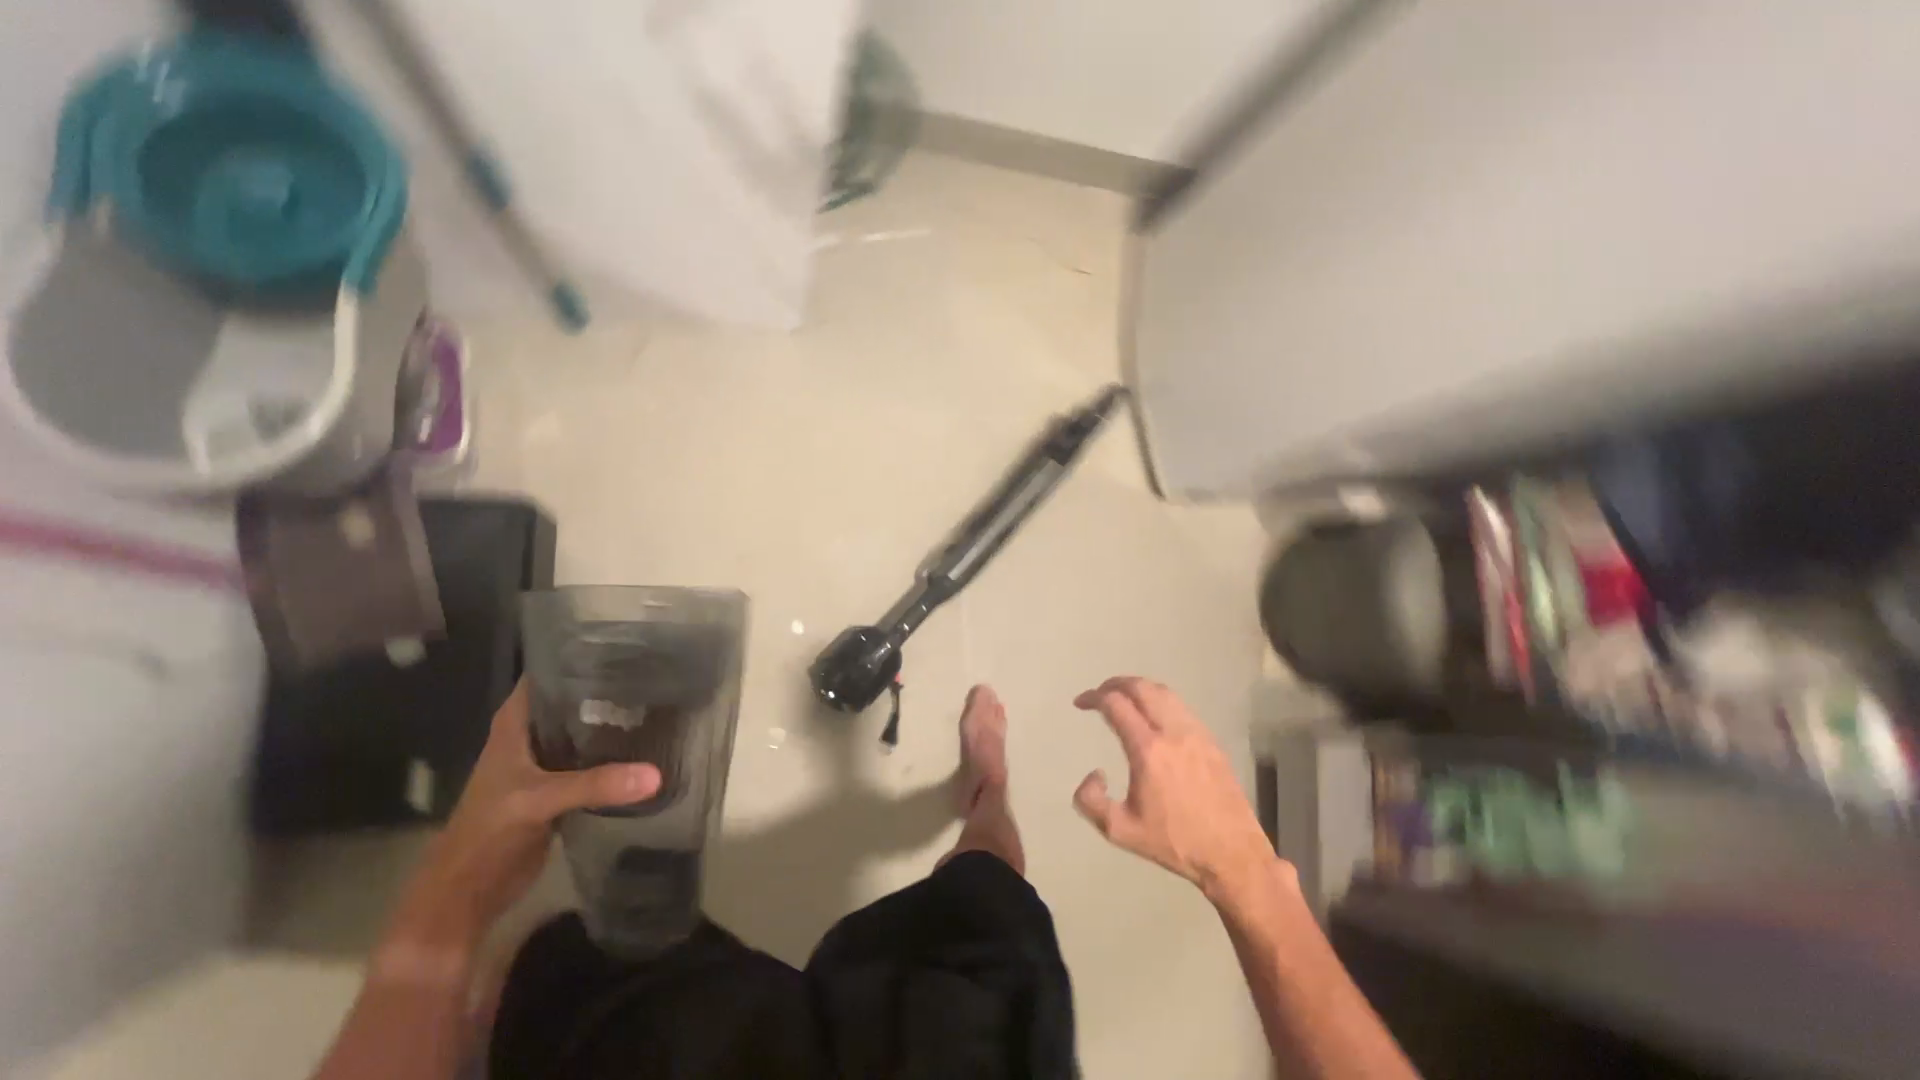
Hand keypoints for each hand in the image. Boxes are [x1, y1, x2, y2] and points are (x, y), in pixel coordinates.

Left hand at [390, 680, 661, 951]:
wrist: (469, 890)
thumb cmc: (489, 830)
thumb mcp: (540, 800)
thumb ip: (596, 785)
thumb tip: (656, 774)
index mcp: (515, 723)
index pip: (548, 674)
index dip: (581, 659)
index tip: (627, 648)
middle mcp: (531, 736)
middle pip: (572, 702)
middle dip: (608, 691)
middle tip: (657, 678)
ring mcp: (546, 764)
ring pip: (584, 733)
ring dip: (614, 725)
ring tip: (660, 707)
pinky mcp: (560, 791)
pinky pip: (592, 765)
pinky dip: (615, 758)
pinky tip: (647, 751)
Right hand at [1073, 677, 1278, 899]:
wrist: (1231, 852)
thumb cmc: (1174, 842)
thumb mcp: (1120, 831)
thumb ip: (1091, 801)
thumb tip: (1094, 774)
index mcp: (1148, 750)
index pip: (1115, 704)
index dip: (1093, 697)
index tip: (1080, 703)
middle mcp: (1173, 732)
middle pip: (1141, 687)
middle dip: (1115, 684)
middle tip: (1099, 693)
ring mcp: (1197, 733)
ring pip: (1165, 692)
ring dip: (1139, 688)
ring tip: (1124, 698)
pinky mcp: (1212, 741)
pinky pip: (1182, 708)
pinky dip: (1161, 701)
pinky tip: (1155, 717)